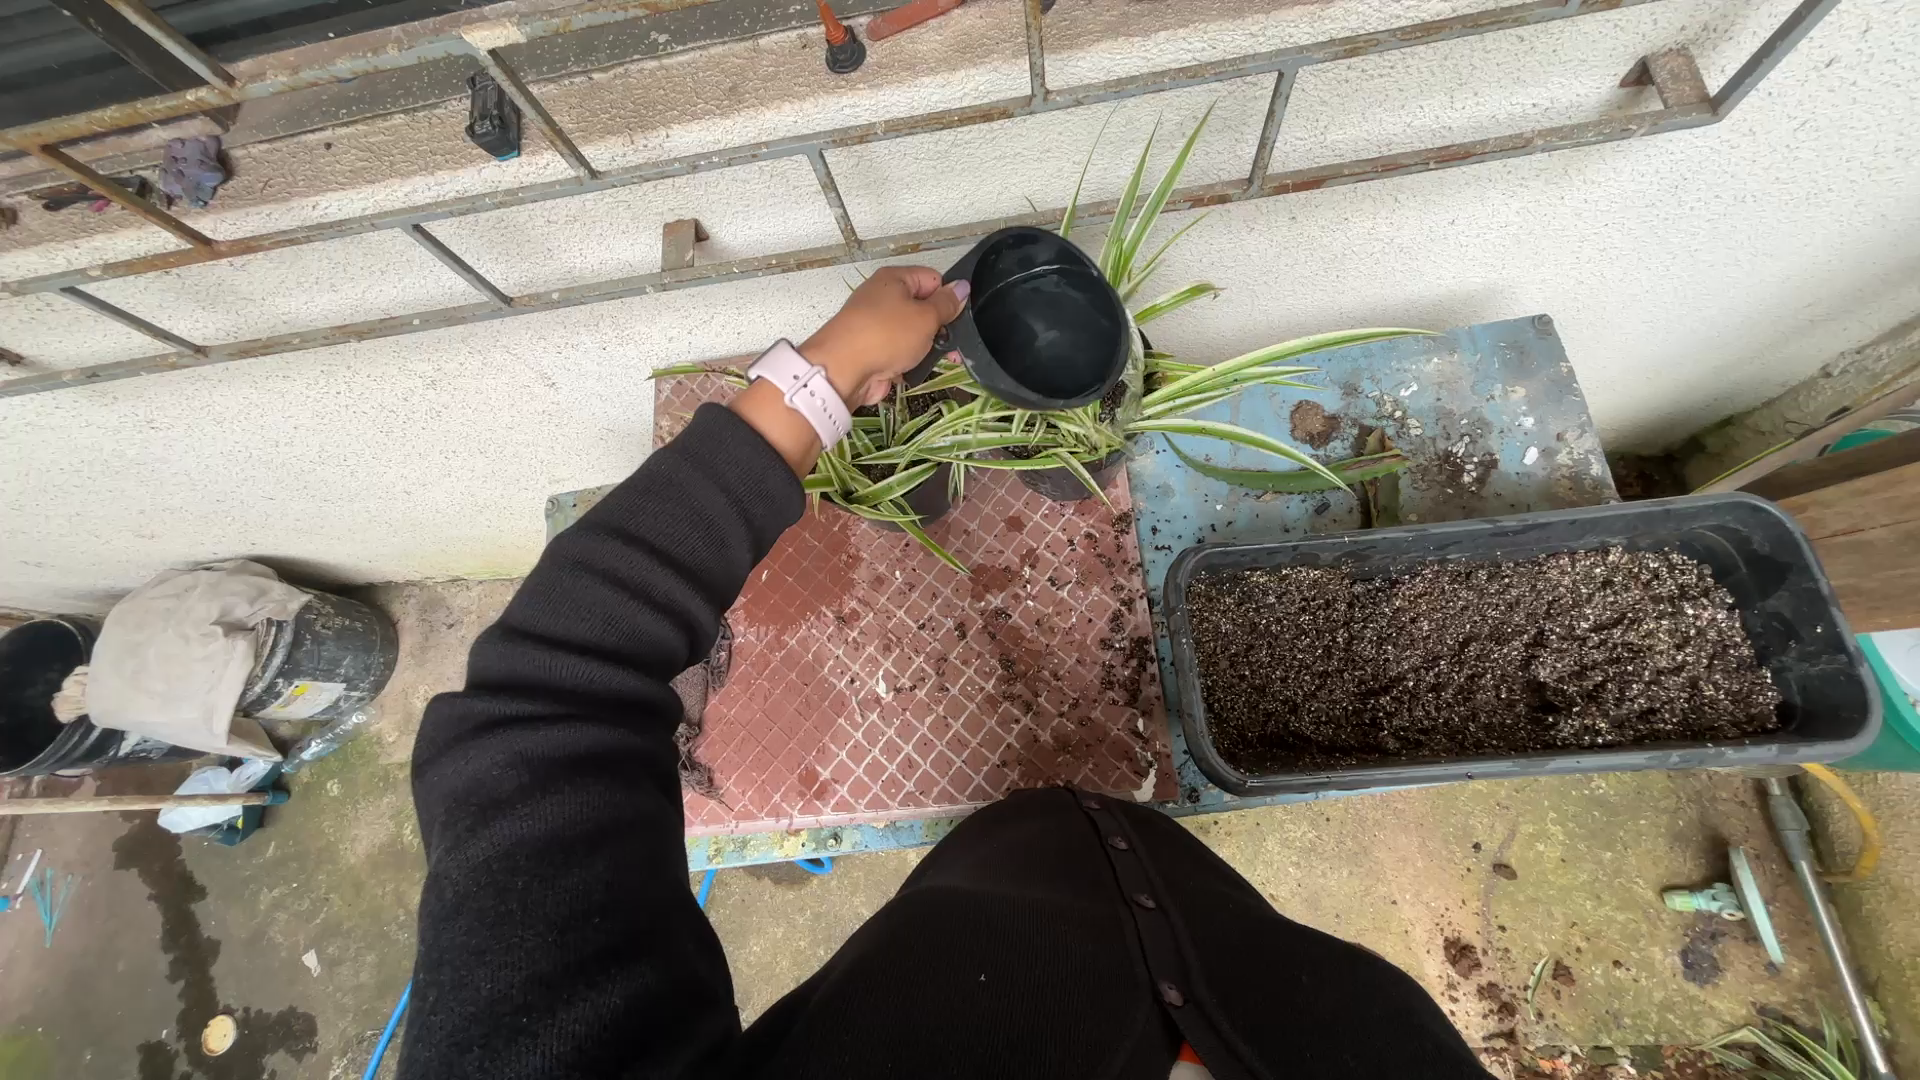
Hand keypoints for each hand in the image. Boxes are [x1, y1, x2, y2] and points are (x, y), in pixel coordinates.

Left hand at [801, 266, 970, 405]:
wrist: (844, 370)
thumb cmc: (886, 335)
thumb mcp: (926, 317)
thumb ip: (947, 304)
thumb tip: (962, 287)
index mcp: (895, 279)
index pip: (933, 280)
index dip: (948, 297)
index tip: (959, 316)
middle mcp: (884, 298)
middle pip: (923, 308)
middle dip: (940, 327)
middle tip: (954, 344)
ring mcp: (878, 326)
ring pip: (914, 335)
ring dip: (927, 348)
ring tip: (941, 360)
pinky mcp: (875, 351)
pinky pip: (901, 353)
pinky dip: (911, 362)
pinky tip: (919, 371)